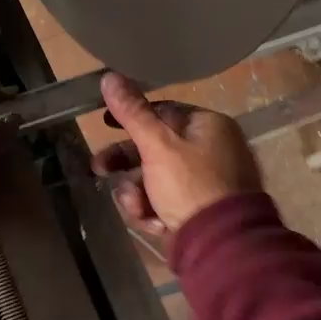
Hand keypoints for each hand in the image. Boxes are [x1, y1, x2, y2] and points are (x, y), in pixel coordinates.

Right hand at [93, 72, 263, 243]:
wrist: (221, 244)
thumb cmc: (191, 185)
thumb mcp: (157, 145)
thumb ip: (132, 112)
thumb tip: (109, 75)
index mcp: (209, 127)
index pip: (163, 112)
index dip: (131, 118)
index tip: (104, 124)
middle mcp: (211, 150)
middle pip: (153, 148)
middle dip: (125, 163)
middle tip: (99, 169)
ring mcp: (206, 182)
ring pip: (153, 178)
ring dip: (136, 193)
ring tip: (137, 208)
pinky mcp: (198, 209)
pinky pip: (164, 200)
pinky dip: (153, 210)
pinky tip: (154, 222)